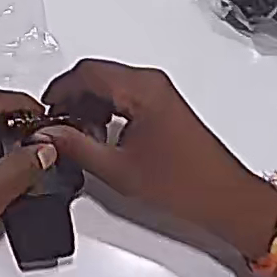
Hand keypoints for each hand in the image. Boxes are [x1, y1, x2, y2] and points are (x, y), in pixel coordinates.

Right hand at [37, 60, 276, 260]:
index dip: (60, 90)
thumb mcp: (119, 170)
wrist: (230, 202)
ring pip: (107, 84)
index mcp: (141, 90)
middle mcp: (150, 82)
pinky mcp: (161, 104)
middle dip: (72, 97)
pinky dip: (104, 108)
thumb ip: (76, 147)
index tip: (46, 111)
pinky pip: (122, 94)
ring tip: (79, 135)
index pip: (87, 74)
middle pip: (96, 75)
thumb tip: (47, 134)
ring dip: (88, 104)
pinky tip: (100, 135)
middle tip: (57, 124)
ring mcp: (158, 92)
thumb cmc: (185, 186)